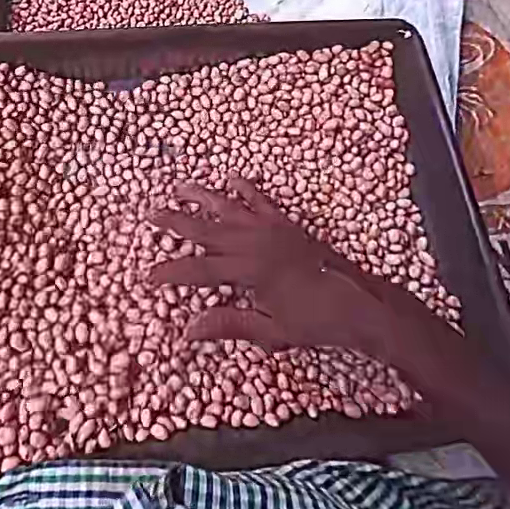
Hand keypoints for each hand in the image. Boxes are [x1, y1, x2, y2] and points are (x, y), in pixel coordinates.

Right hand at [145, 176, 448, 371]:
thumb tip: (189, 330)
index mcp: (250, 270)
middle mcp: (256, 242)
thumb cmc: (317, 321)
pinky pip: (260, 200)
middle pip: (207, 230)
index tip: (149, 275)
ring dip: (202, 197)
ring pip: (228, 208)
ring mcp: (271, 229)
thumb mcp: (272, 330)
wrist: (360, 301)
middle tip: (151, 214)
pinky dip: (244, 188)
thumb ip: (230, 325)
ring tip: (180, 187)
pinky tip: (231, 178)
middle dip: (176, 222)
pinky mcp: (286, 224)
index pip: (200, 269)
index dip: (172, 272)